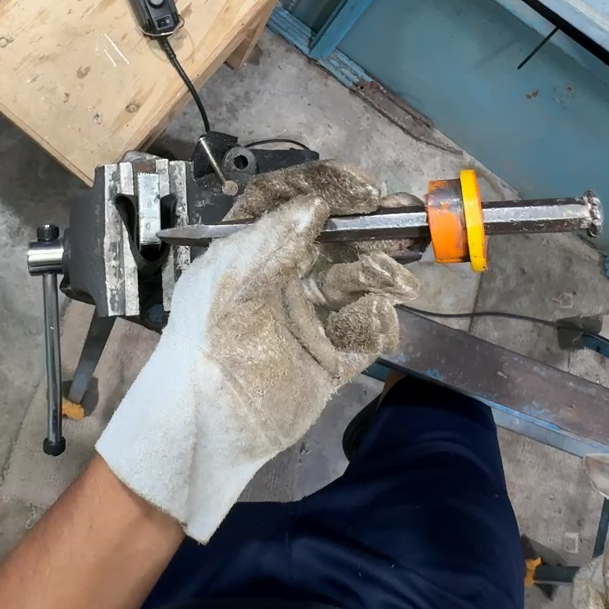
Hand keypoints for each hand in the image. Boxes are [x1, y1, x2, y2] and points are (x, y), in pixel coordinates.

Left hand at [96, 161, 418, 540]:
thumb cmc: (208, 335)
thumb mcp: (232, 275)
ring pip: (356, 282)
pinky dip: (376, 321)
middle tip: (404, 216)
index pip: (291, 203)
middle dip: (370, 226)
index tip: (361, 186)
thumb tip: (317, 204)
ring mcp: (309, 317)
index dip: (326, 187)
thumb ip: (275, 238)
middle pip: (335, 240)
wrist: (205, 422)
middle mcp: (284, 276)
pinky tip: (377, 313)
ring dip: (379, 272)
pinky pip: (363, 333)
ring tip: (393, 278)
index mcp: (253, 250)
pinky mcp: (329, 359)